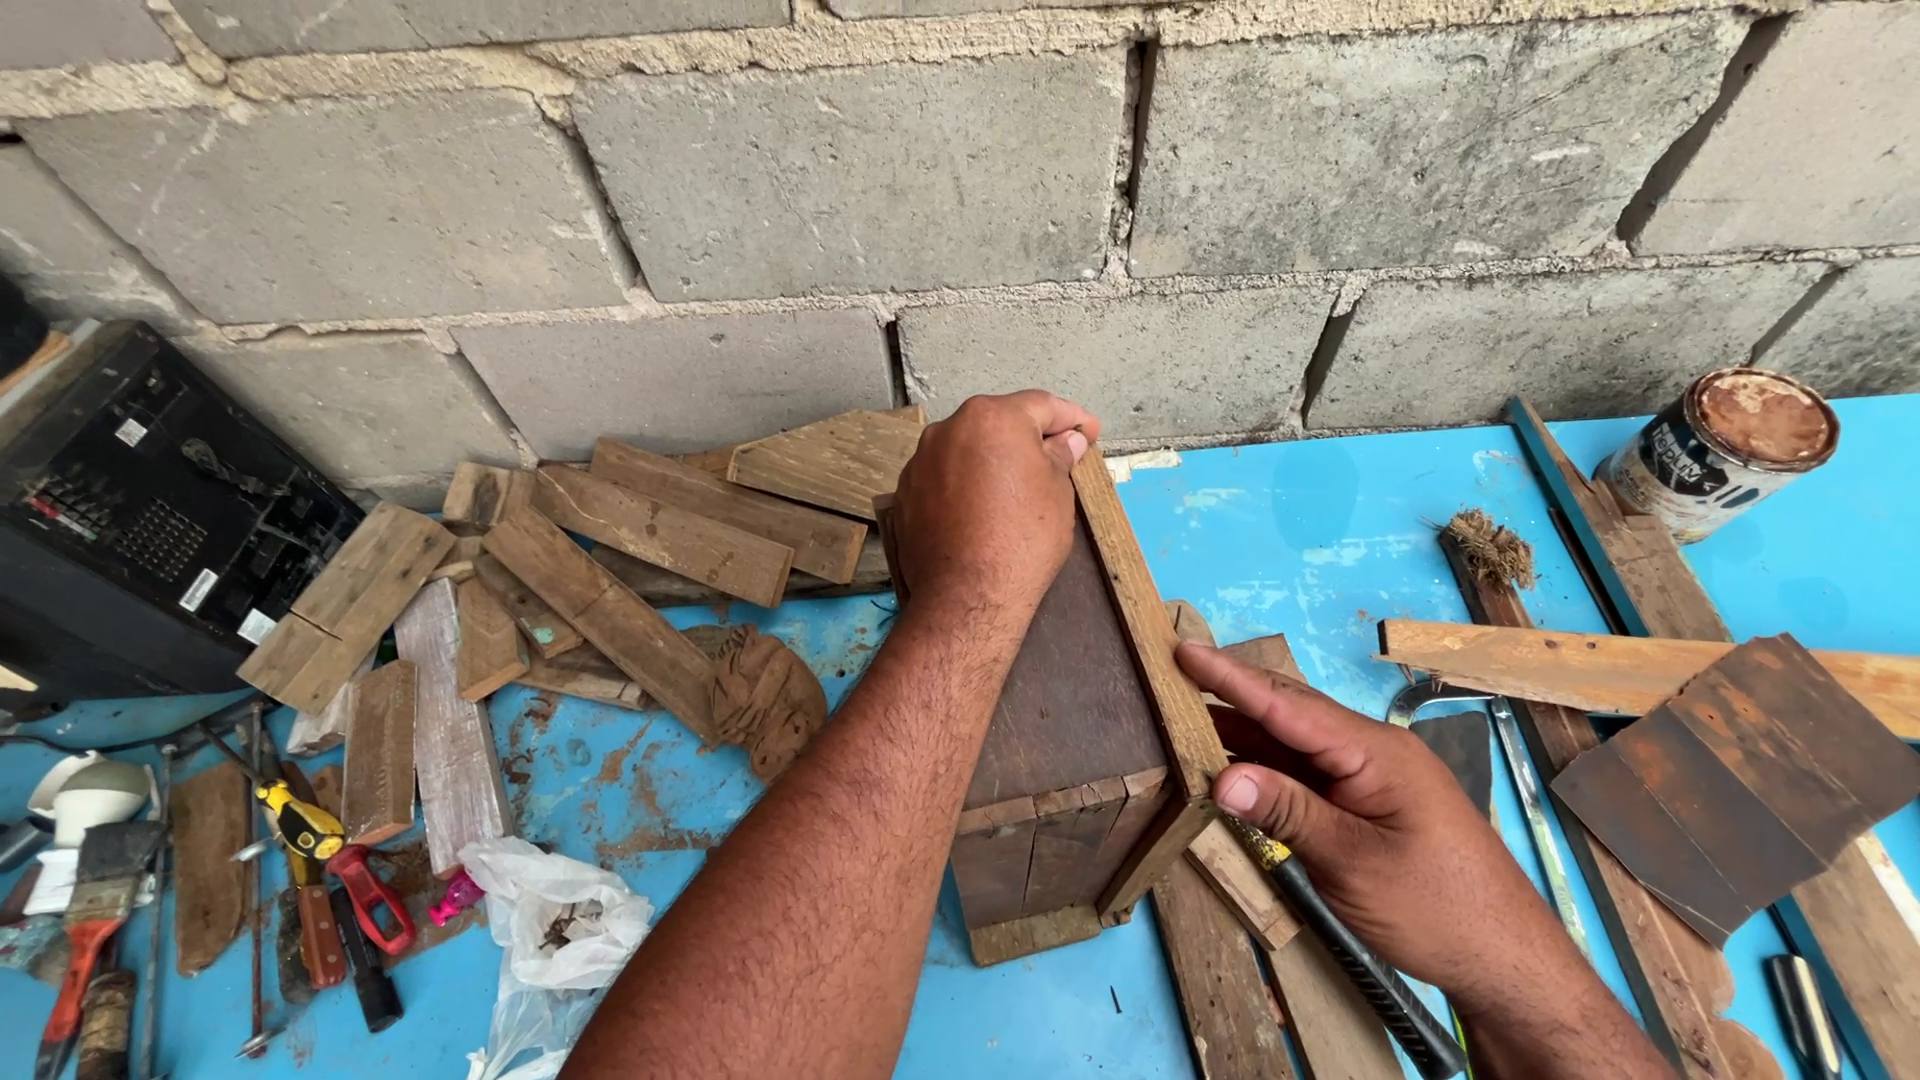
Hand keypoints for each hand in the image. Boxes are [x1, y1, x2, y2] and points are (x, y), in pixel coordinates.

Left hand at [892, 391, 1099, 614]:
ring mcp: (921, 461)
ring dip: (992, 460)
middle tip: (1058, 458)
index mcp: (991, 418)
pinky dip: (965, 484)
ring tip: (1017, 488)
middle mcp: (948, 429)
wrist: (967, 596)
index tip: (1090, 431)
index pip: (1041, 405)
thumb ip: (1060, 456)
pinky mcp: (906, 494)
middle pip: (998, 423)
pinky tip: (982, 509)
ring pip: (967, 449)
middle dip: (1029, 437)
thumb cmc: (1023, 540)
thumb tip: (1067, 441)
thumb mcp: (1057, 493)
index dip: (1072, 418)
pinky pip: (945, 477)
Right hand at [1176, 642, 1579, 1013]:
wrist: (1507, 963)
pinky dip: (1260, 768)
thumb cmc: (1438, 909)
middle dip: (1228, 692)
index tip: (1182, 651)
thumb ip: (1287, 812)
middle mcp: (1367, 751)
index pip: (1288, 704)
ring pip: (1290, 742)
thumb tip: (1220, 778)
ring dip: (1238, 732)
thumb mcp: (1354, 862)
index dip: (1230, 678)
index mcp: (1373, 751)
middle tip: (1172, 672)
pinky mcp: (1360, 802)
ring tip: (1180, 715)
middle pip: (1286, 711)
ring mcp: (1364, 776)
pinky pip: (1300, 772)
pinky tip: (1224, 767)